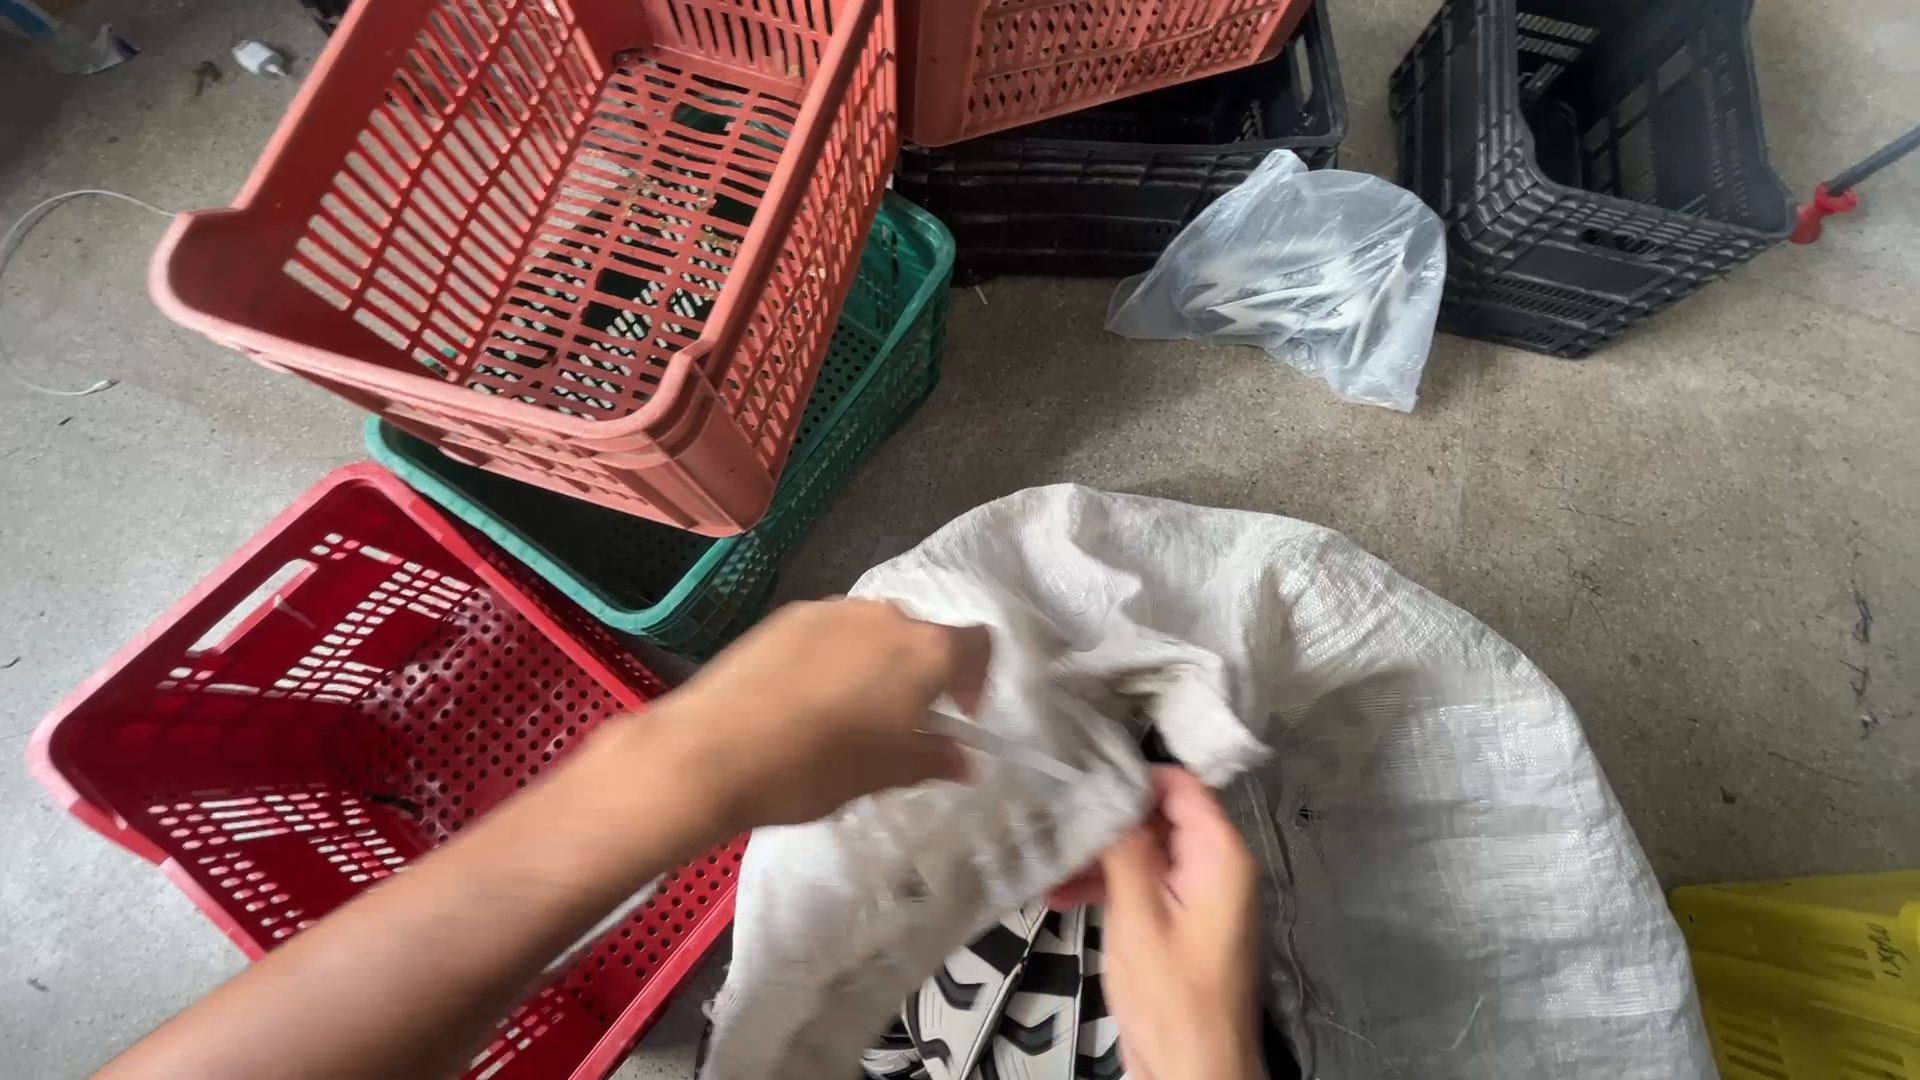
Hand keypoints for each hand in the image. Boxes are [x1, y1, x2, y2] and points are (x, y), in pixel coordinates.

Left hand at [649, 599, 989, 831]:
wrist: (712, 750)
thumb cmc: (815, 768)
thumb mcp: (886, 774)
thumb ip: (935, 757)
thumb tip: (964, 759)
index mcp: (925, 651)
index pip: (979, 644)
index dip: (977, 679)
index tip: (958, 714)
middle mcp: (888, 616)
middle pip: (925, 637)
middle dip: (924, 675)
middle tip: (901, 721)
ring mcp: (835, 608)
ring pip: (877, 631)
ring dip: (880, 664)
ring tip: (849, 711)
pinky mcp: (792, 613)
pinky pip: (835, 630)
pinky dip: (838, 655)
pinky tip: (807, 696)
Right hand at [1055, 767, 1262, 1079]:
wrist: (1190, 1073)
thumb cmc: (1172, 998)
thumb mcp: (1140, 914)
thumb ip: (1126, 846)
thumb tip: (1108, 788)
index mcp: (1219, 855)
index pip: (1180, 784)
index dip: (1134, 774)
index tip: (1086, 774)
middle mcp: (1212, 864)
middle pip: (1157, 814)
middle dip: (1106, 817)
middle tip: (1058, 816)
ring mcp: (1193, 890)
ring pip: (1141, 846)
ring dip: (1097, 854)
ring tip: (1050, 860)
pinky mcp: (1174, 914)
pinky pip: (1140, 879)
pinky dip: (1105, 883)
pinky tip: (1060, 891)